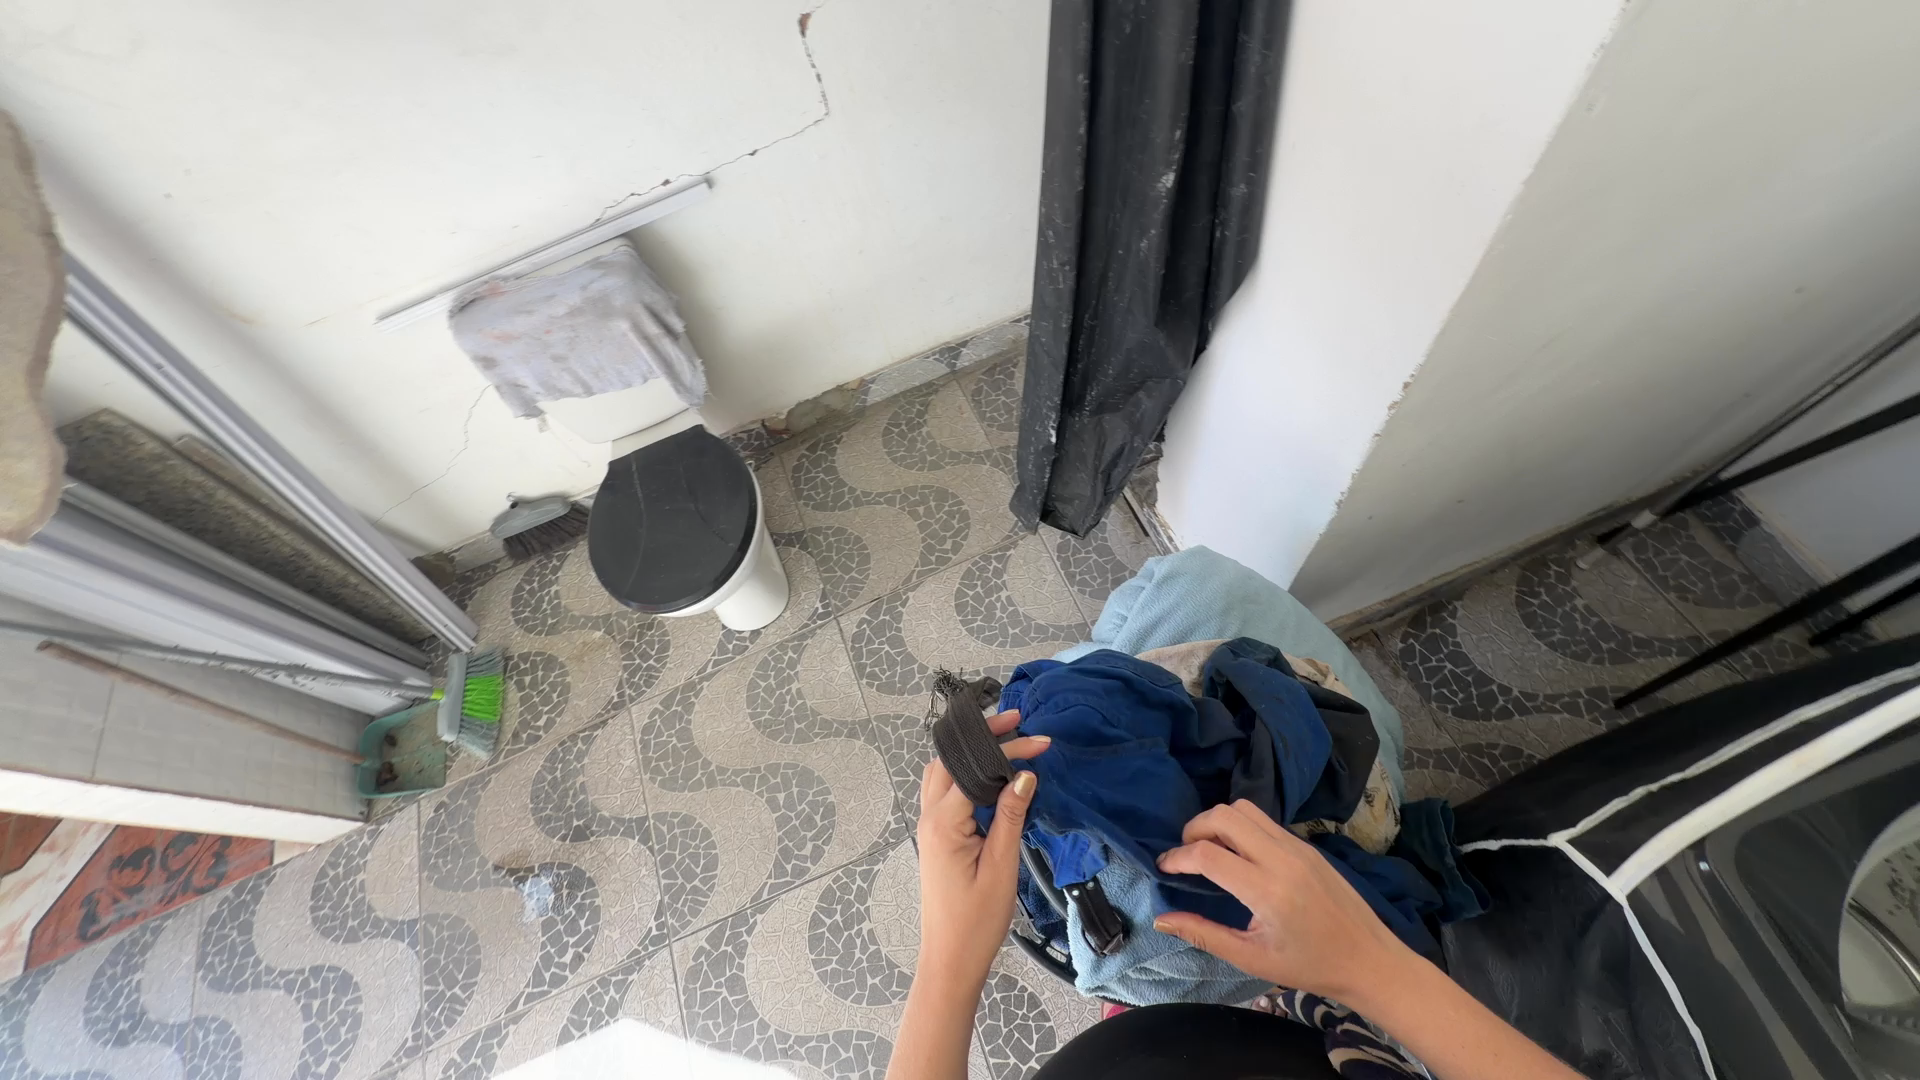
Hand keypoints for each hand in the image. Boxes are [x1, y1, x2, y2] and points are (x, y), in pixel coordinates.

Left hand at [915, 709, 1049, 983]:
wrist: (950, 959)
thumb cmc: (977, 920)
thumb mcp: (1002, 866)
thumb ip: (1011, 816)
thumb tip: (1024, 773)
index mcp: (943, 820)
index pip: (975, 767)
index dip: (1008, 749)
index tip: (1041, 742)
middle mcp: (929, 815)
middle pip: (951, 758)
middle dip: (983, 736)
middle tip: (1016, 721)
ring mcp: (928, 824)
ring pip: (942, 770)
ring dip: (970, 750)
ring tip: (1003, 736)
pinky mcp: (934, 833)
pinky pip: (944, 788)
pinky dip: (964, 770)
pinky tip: (987, 772)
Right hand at [1152, 799, 1409, 1003]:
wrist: (1373, 962)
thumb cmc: (1311, 967)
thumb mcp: (1253, 959)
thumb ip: (1204, 934)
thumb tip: (1161, 919)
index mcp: (1268, 891)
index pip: (1208, 854)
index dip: (1177, 857)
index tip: (1164, 867)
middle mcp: (1281, 858)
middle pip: (1223, 816)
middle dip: (1194, 829)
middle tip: (1186, 855)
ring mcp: (1296, 846)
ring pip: (1242, 808)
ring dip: (1217, 822)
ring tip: (1210, 850)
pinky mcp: (1305, 844)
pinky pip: (1262, 820)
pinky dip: (1239, 826)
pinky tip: (1238, 854)